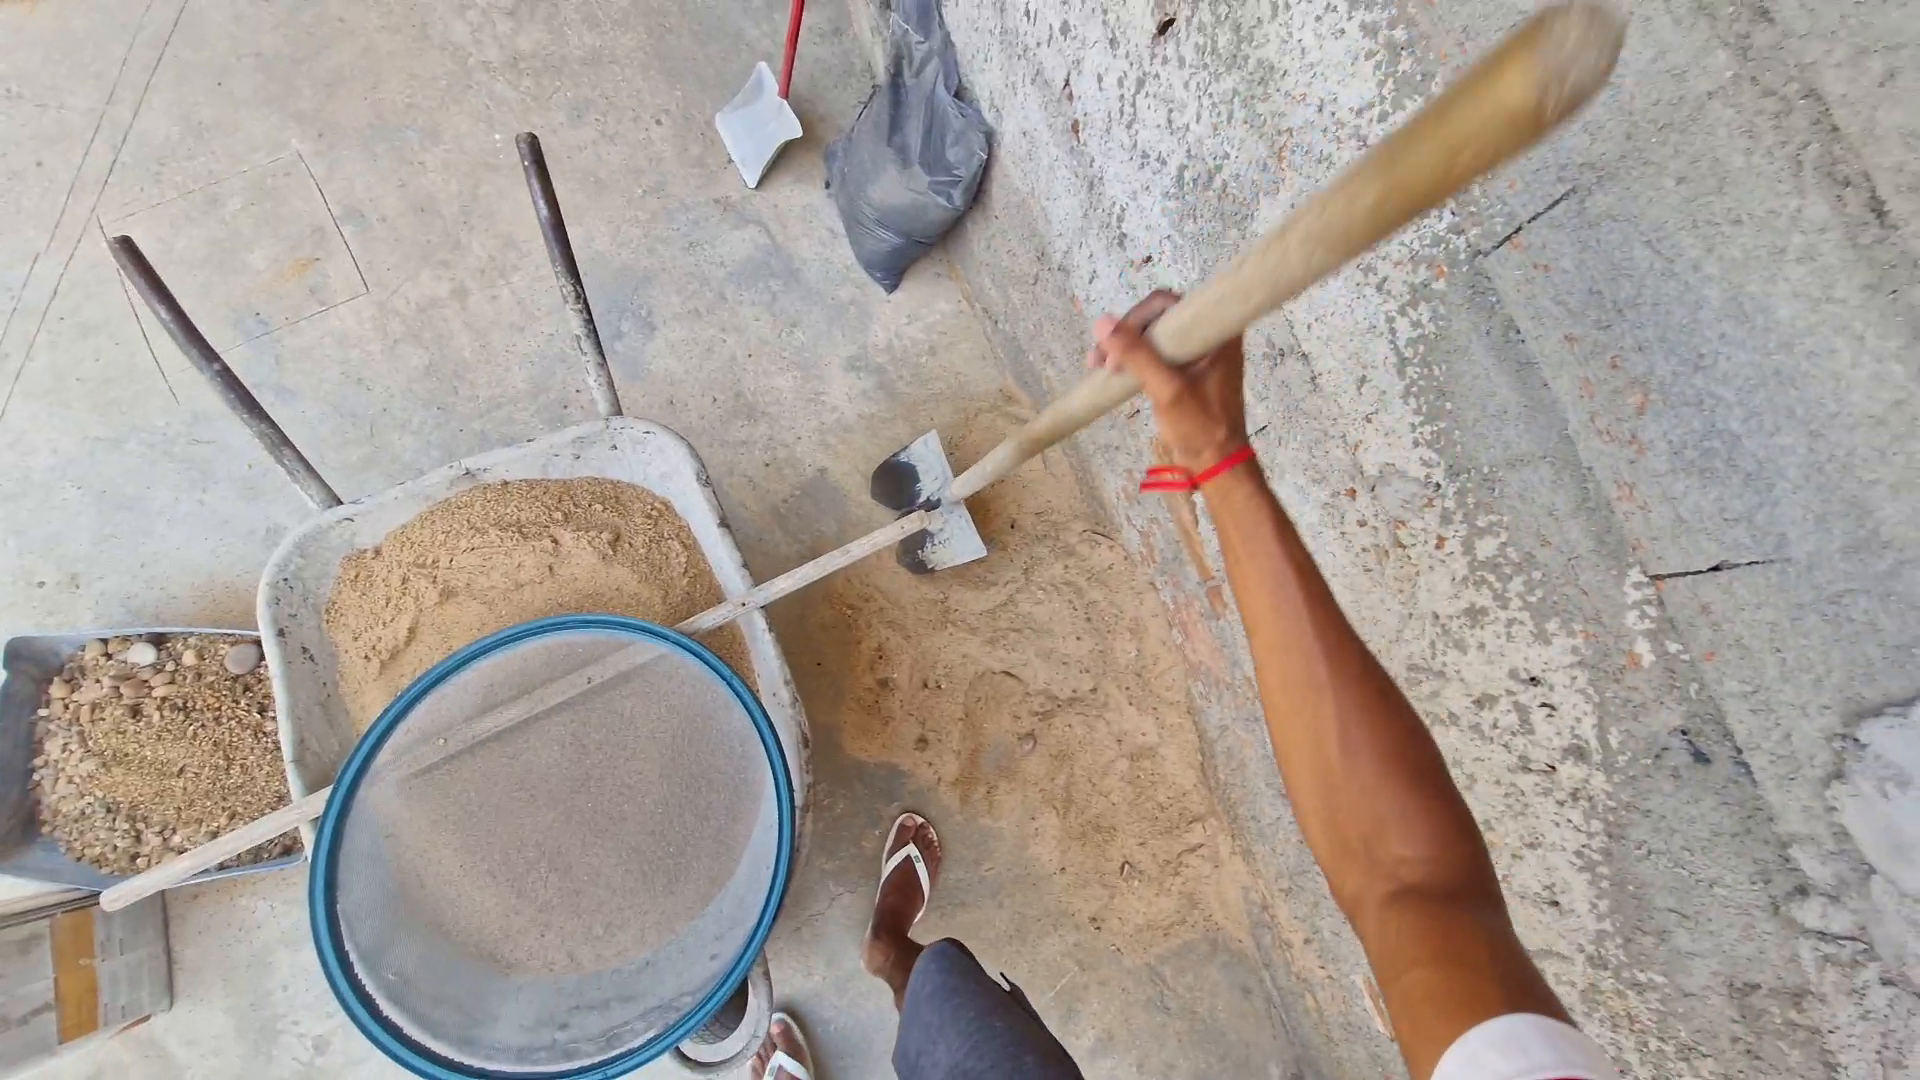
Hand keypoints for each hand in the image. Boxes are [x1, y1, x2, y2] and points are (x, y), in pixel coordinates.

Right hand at [1087, 290, 1248, 472]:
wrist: (1216, 463)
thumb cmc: (1199, 426)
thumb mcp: (1166, 389)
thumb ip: (1137, 355)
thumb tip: (1101, 323)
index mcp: (1216, 332)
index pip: (1168, 305)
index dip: (1135, 320)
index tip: (1114, 345)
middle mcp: (1208, 336)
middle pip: (1157, 319)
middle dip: (1125, 335)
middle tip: (1099, 359)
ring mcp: (1196, 354)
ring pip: (1153, 337)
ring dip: (1124, 349)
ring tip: (1098, 367)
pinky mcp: (1185, 370)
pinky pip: (1155, 354)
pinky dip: (1133, 361)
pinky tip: (1113, 373)